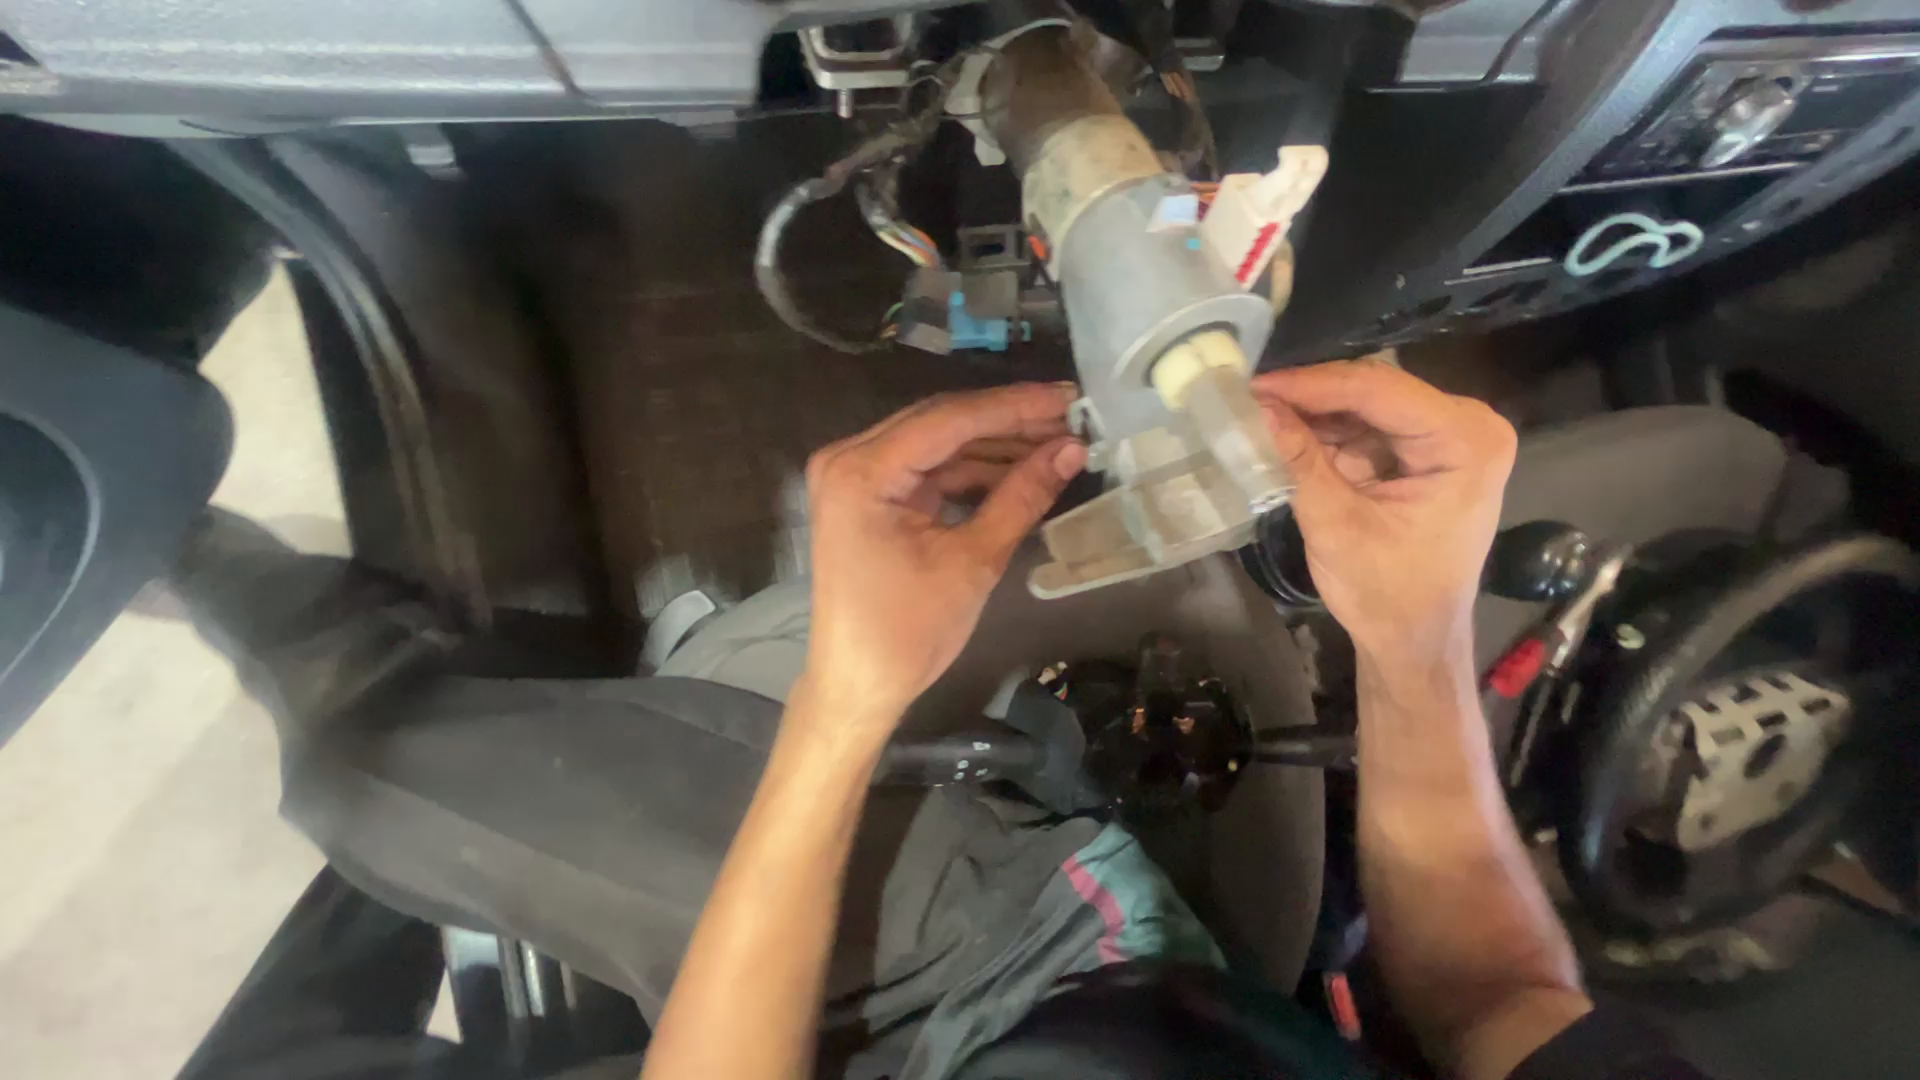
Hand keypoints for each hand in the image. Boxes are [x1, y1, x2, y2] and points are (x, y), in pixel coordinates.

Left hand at [800, 384, 1086, 728]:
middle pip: (941, 424)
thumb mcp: (972, 561)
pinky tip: (1019, 471)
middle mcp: (849, 459)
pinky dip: (971, 472)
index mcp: (862, 472)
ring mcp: (855, 478)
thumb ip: (1021, 497)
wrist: (858, 685)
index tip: (1068, 398)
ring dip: (994, 447)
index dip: (1014, 407)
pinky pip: (927, 471)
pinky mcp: (870, 497)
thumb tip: (1072, 450)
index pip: (949, 420)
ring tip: (1056, 445)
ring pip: (937, 445)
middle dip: (1007, 422)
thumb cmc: (907, 632)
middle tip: (1070, 417)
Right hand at [1252, 356, 1515, 669]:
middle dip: (1310, 394)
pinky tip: (1284, 430)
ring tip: (1257, 410)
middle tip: (1249, 395)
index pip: (1379, 391)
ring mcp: (1444, 438)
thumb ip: (1300, 461)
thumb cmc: (1386, 592)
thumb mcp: (1335, 524)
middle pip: (1374, 390)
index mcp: (1465, 442)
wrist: (1412, 637)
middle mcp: (1465, 426)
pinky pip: (1365, 426)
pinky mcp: (1420, 453)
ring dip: (1312, 410)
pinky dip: (1324, 430)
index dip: (1312, 385)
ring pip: (1364, 404)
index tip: (1255, 386)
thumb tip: (1259, 408)